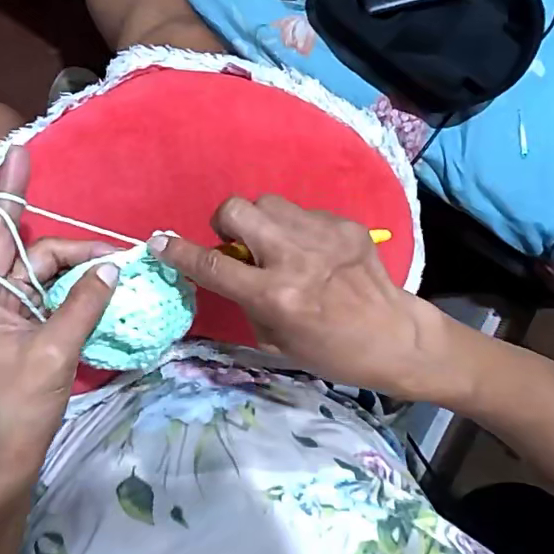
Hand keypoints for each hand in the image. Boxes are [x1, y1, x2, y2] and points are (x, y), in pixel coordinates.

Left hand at [0, 148, 119, 484]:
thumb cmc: (21, 407)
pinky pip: (49, 292)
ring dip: (77, 269)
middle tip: (118, 256)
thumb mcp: (56, 351)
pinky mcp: (20, 325)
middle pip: (32, 253)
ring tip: (115, 271)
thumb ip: (84, 303)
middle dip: (73, 248)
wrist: (8, 455)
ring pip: (44, 272)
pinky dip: (74, 287)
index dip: (11, 191)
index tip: (18, 150)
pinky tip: (98, 287)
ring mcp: (4, 311)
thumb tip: (111, 267)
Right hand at [152, 195, 458, 399]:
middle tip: (237, 243)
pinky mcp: (344, 224)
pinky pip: (301, 212)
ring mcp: (323, 235)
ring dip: (260, 222)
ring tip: (277, 245)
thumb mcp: (275, 338)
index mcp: (276, 296)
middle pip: (237, 209)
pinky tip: (312, 251)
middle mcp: (295, 258)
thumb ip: (245, 298)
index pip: (214, 265)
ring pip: (268, 202)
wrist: (393, 336)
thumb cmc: (330, 351)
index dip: (180, 252)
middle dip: (225, 222)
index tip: (160, 241)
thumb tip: (226, 265)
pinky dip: (295, 228)